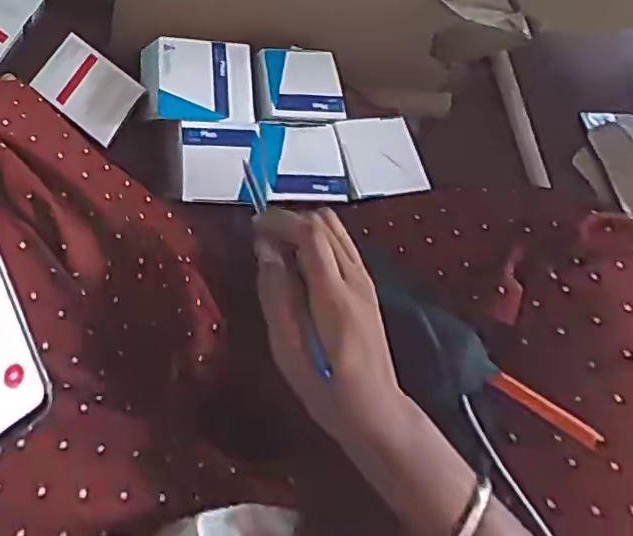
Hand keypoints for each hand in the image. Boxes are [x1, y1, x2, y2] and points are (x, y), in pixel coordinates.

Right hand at [254, 208, 411, 456]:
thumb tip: (265, 250)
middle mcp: (355, 280)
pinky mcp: (366, 283)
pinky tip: (299, 259)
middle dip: (288, 220)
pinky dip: (315, 236)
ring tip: (279, 246)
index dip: (279, 221)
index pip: (310, 234)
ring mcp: (364, 279)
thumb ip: (275, 294)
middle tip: (262, 238)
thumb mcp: (287, 350)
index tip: (255, 226)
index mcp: (334, 298)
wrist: (377, 412)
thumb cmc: (327, 389)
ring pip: (334, 225)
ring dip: (302, 225)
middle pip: (322, 222)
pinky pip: (340, 240)